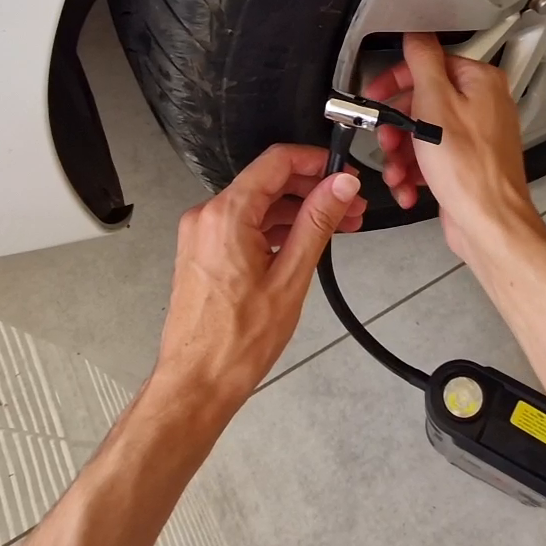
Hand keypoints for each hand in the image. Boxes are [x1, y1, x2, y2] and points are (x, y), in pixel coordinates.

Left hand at [154, 144, 363, 408]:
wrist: (195, 384)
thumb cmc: (238, 342)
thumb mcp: (290, 277)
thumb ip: (317, 222)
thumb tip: (341, 185)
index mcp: (227, 214)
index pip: (276, 161)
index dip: (316, 161)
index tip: (345, 174)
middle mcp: (208, 216)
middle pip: (268, 181)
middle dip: (313, 189)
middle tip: (351, 206)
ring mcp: (202, 234)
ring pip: (258, 204)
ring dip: (298, 210)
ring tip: (338, 226)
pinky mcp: (203, 252)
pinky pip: (244, 225)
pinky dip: (276, 228)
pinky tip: (305, 241)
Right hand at [362, 33, 545, 256]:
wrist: (488, 223)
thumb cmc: (469, 171)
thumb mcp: (434, 105)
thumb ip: (423, 62)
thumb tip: (416, 34)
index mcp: (479, 82)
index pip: (429, 65)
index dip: (396, 82)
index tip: (376, 96)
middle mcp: (482, 105)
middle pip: (422, 102)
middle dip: (397, 127)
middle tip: (388, 142)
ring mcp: (476, 136)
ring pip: (423, 134)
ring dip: (402, 155)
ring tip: (398, 173)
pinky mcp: (467, 163)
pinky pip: (432, 159)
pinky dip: (416, 173)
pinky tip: (410, 188)